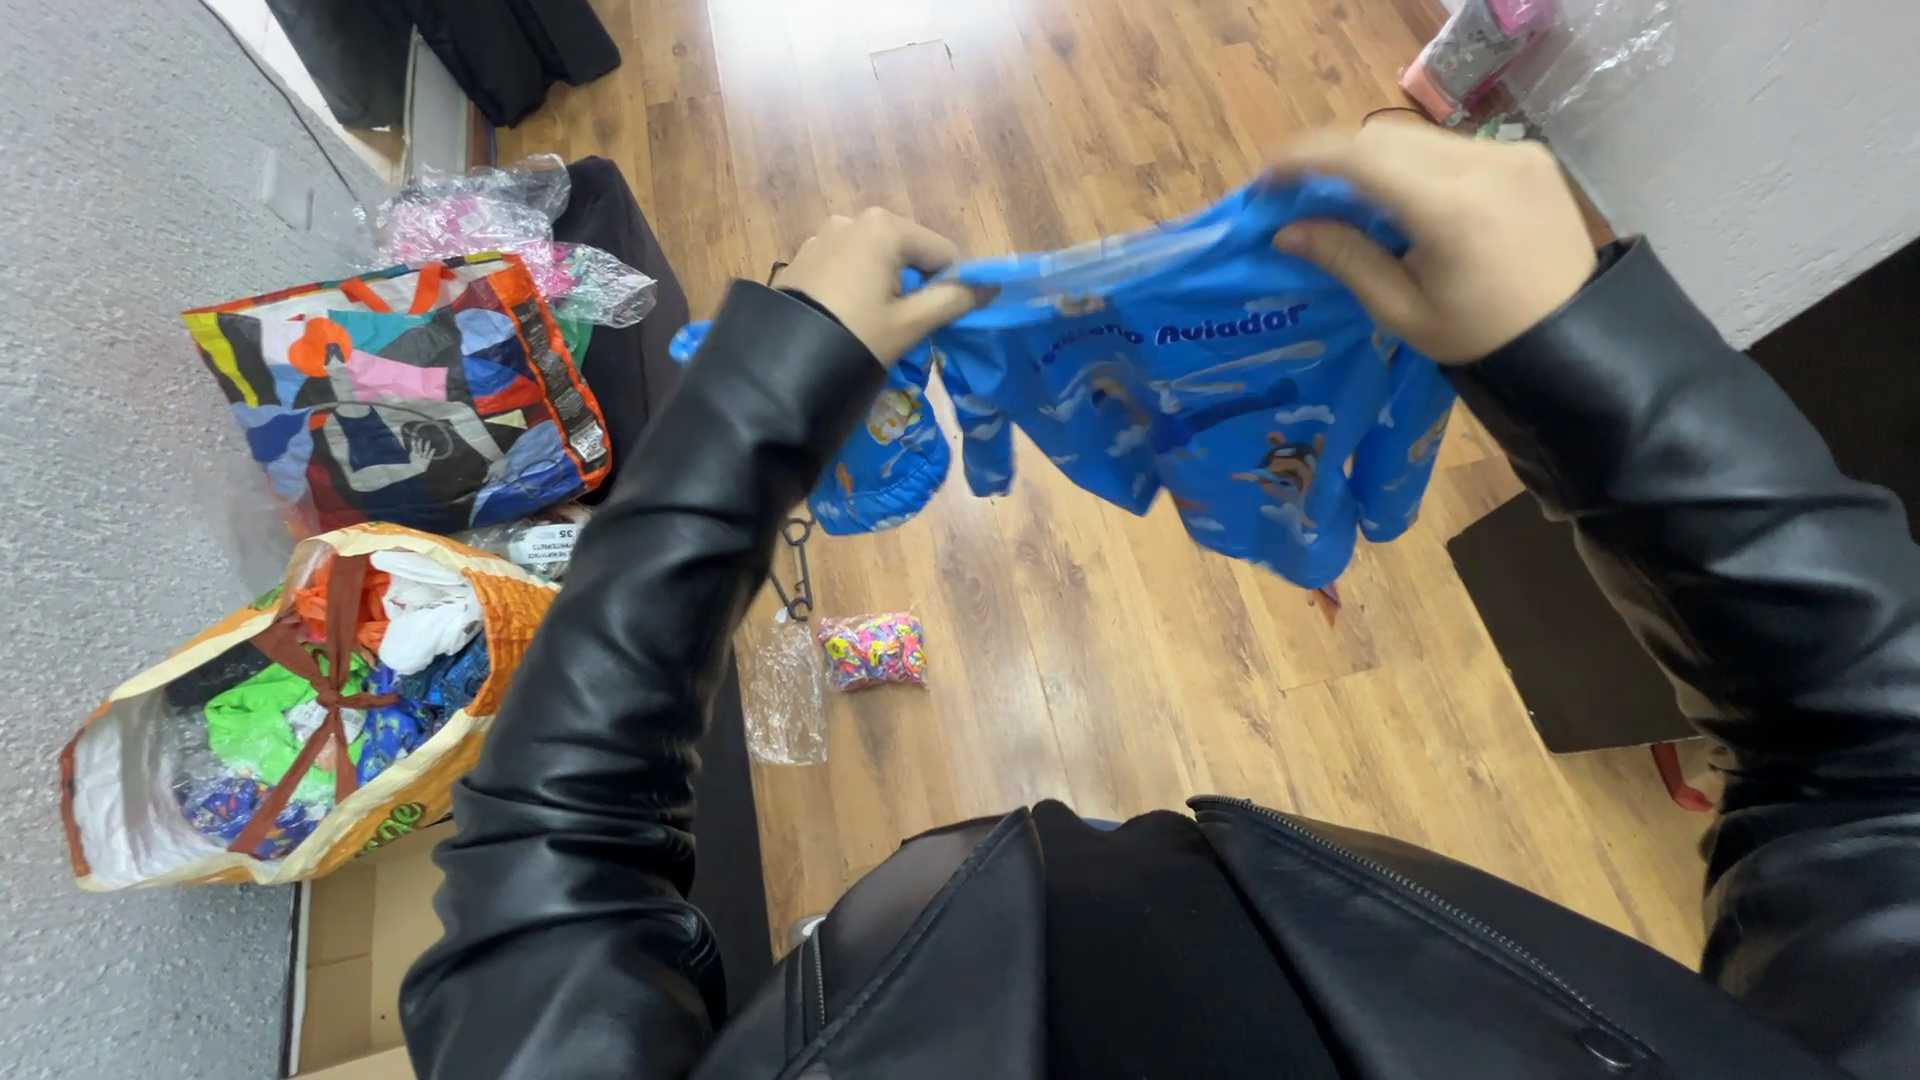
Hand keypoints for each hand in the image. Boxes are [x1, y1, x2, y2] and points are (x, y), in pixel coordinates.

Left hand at [773, 209, 980, 365]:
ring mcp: (823, 235)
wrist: (787, 362)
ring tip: (877, 324)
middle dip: (916, 284)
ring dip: (886, 285)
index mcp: (885, 226)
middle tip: (909, 324)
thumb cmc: (858, 336)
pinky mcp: (804, 257)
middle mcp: (852, 219)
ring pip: (875, 259)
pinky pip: (846, 266)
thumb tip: (989, 287)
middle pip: (907, 252)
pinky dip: (857, 286)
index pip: (942, 251)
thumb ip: (954, 300)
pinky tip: (849, 317)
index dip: (953, 284)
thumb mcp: (911, 323)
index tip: (946, 317)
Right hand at [1267, 124, 1597, 363]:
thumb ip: (1344, 259)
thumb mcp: (1397, 308)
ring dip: (1364, 157)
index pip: (1365, 160)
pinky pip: (1446, 146)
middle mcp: (1485, 163)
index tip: (1267, 173)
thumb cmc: (1473, 334)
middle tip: (1289, 184)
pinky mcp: (1523, 154)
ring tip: (1329, 188)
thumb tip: (1286, 231)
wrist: (1569, 333)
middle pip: (1385, 139)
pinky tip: (1385, 191)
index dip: (1308, 158)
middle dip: (1329, 154)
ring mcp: (1511, 152)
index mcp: (1451, 209)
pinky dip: (1404, 161)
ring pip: (1415, 138)